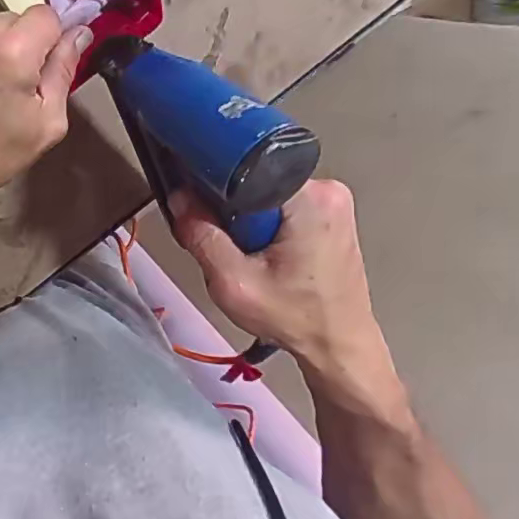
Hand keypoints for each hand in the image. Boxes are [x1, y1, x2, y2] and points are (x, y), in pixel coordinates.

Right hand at [171, 180, 389, 383]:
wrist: (339, 349)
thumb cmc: (294, 318)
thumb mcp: (234, 283)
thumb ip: (201, 238)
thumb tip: (179, 198)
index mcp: (311, 198)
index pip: (245, 169)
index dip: (215, 185)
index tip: (201, 208)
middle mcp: (327, 190)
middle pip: (254, 181)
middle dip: (233, 209)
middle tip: (231, 246)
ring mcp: (333, 201)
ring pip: (264, 193)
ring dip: (248, 219)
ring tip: (249, 255)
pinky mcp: (330, 215)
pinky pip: (280, 204)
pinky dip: (264, 224)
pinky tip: (264, 254)